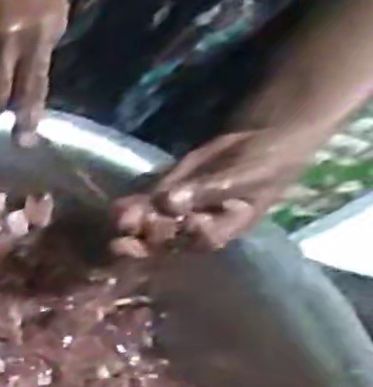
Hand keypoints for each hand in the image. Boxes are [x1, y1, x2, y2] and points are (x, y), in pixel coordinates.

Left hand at [110, 126, 322, 254]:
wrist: (251, 145)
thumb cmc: (266, 163)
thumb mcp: (252, 173)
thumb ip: (214, 189)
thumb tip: (172, 200)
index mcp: (224, 228)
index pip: (206, 240)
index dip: (195, 234)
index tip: (194, 220)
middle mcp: (188, 233)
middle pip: (164, 241)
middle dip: (154, 231)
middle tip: (149, 219)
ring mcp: (165, 221)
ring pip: (141, 231)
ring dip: (130, 225)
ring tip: (127, 215)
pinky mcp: (150, 207)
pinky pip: (131, 213)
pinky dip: (123, 210)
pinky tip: (120, 204)